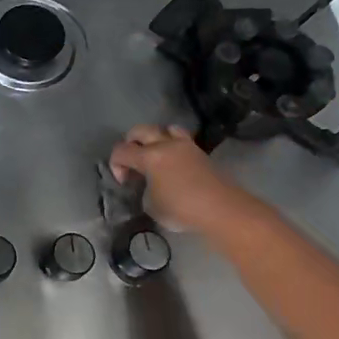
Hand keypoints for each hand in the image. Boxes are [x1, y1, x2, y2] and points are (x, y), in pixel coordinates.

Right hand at [109, 125, 261, 233]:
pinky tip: (174, 163)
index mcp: (150, 157)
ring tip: (156, 157)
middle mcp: (166, 144)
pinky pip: (182, 139)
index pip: (121, 150)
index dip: (116, 165)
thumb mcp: (151, 206)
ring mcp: (186, 146)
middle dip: (130, 143)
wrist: (222, 209)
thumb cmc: (182, 209)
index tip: (124, 182)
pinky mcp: (201, 152)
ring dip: (156, 139)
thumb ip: (145, 190)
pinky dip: (173, 145)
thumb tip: (149, 185)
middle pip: (140, 130)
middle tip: (133, 162)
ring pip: (165, 129)